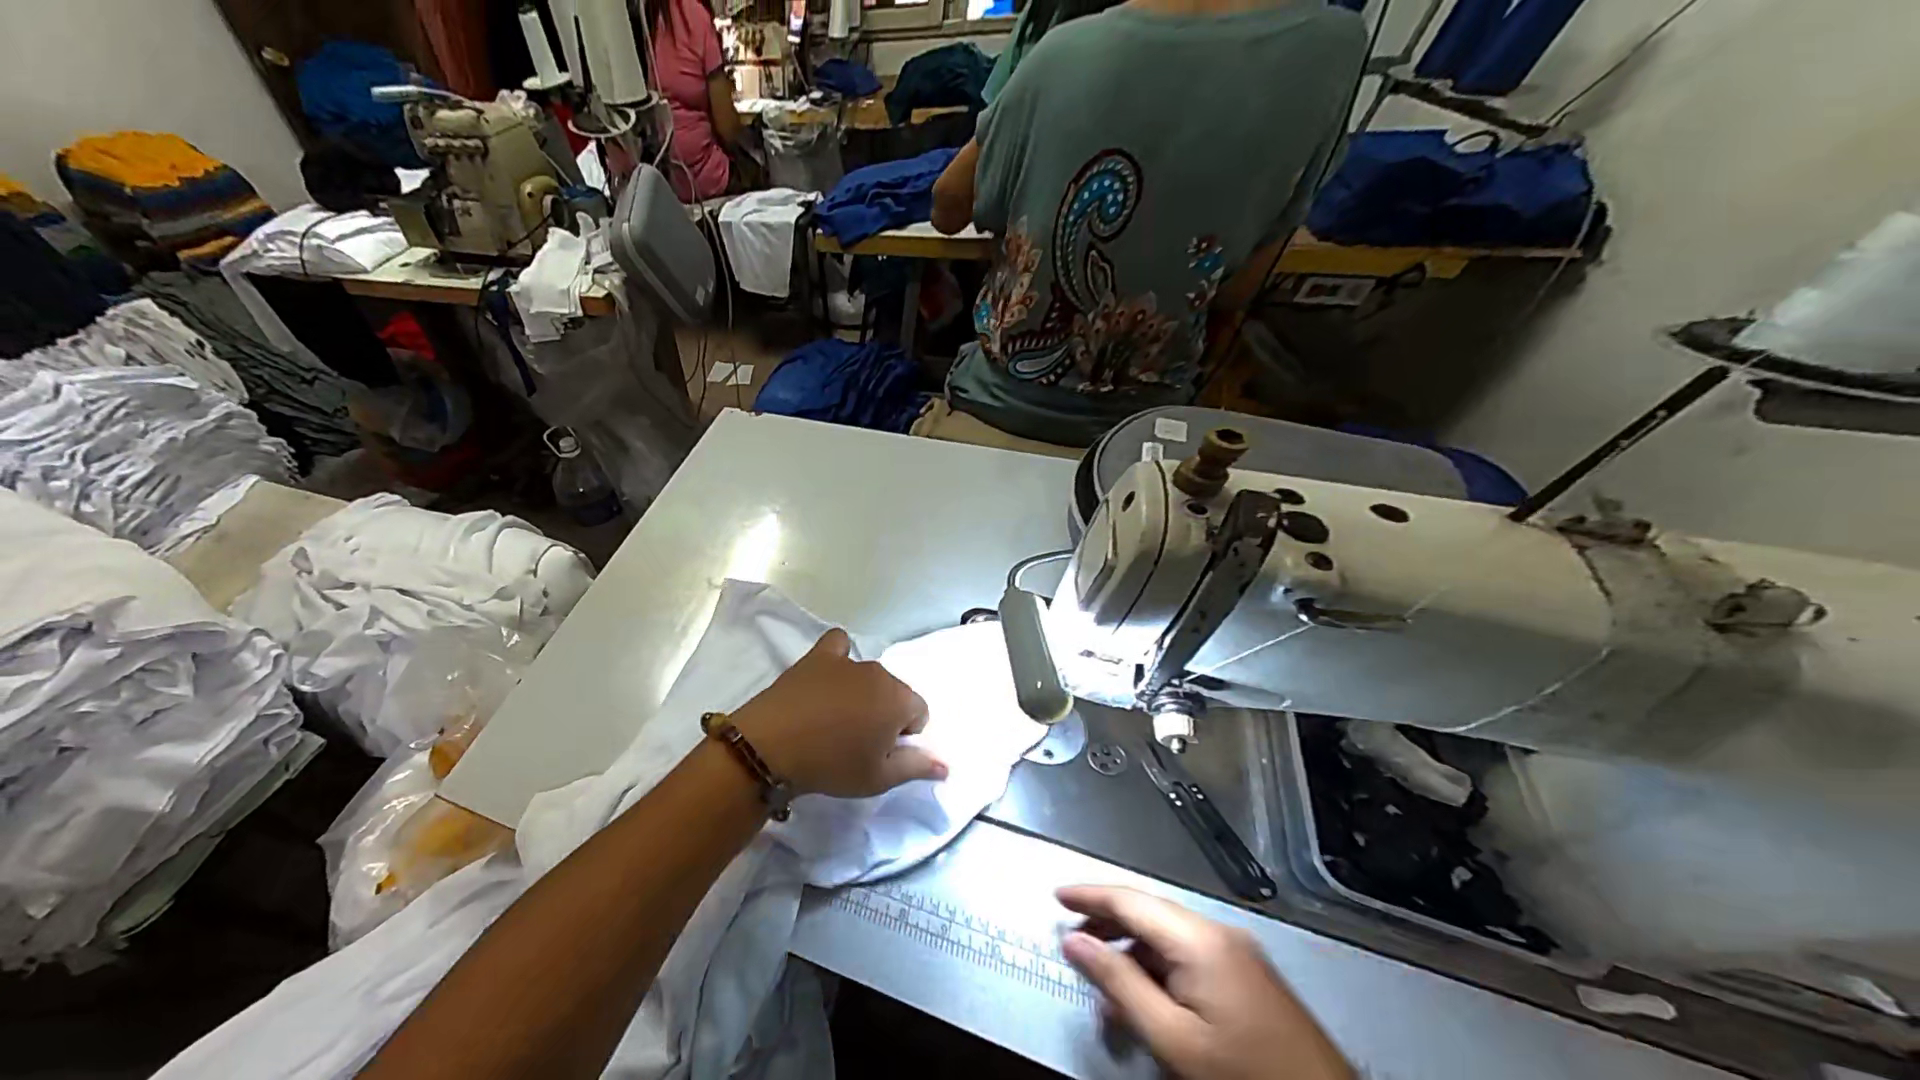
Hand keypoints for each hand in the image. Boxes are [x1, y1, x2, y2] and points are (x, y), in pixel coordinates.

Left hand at [731, 629, 945, 797]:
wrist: (771, 748)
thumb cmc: (831, 766)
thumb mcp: (878, 778)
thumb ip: (917, 766)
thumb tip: (947, 765)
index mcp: (899, 699)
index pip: (919, 714)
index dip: (903, 737)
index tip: (880, 753)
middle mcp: (879, 673)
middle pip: (894, 693)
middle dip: (884, 714)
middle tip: (857, 742)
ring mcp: (847, 662)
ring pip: (869, 677)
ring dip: (862, 694)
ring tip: (835, 720)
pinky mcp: (817, 657)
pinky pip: (838, 645)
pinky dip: (839, 656)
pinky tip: (830, 674)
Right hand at [1058, 886, 1353, 1079]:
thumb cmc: (1242, 1072)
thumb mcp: (1171, 1038)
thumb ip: (1119, 984)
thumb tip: (1075, 942)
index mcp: (1199, 939)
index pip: (1132, 900)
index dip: (1090, 895)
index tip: (1056, 897)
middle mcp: (1219, 932)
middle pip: (1150, 913)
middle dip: (1108, 923)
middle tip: (1073, 943)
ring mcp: (1237, 951)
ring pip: (1169, 935)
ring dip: (1132, 950)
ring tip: (1104, 982)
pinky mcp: (1247, 974)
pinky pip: (1190, 955)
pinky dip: (1158, 966)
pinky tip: (1145, 998)